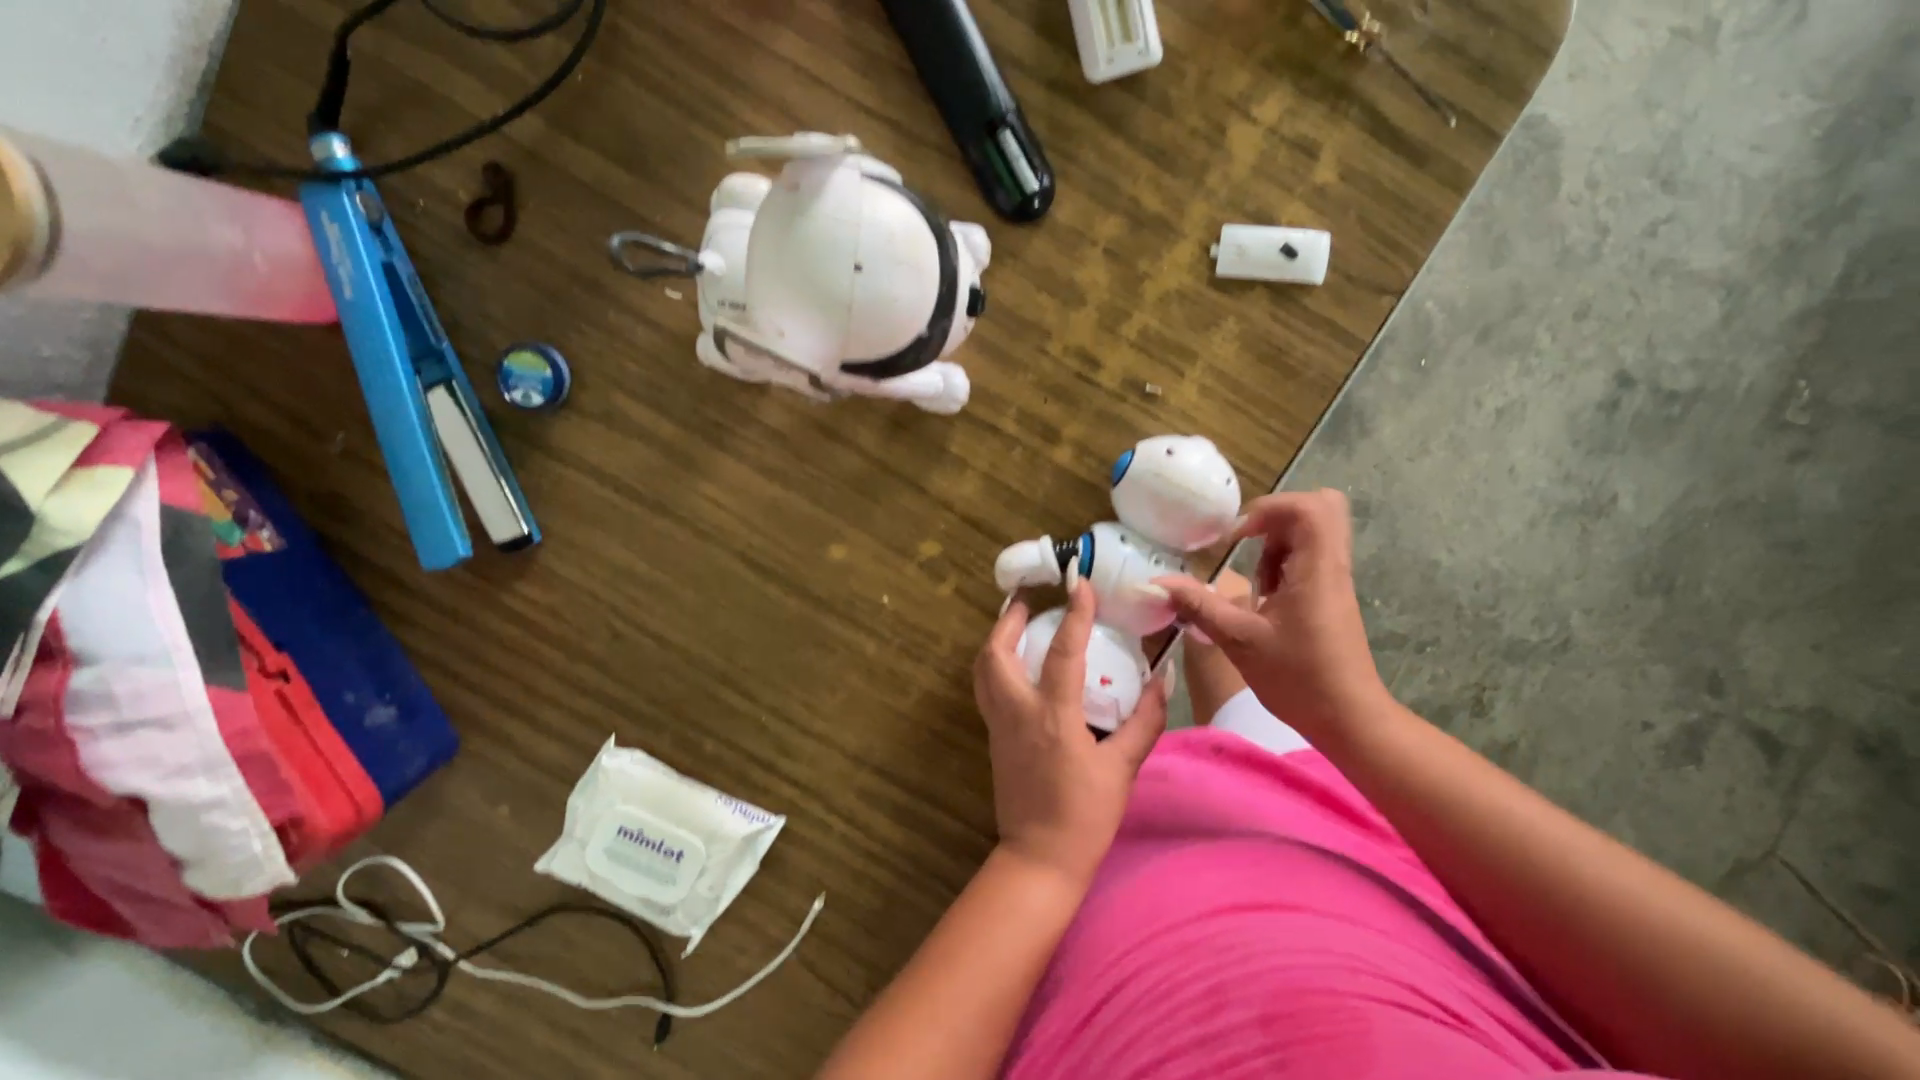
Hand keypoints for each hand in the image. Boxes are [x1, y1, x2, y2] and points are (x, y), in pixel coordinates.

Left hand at [973, 581, 1168, 885]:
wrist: (1040, 857)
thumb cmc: (1085, 815)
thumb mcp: (1123, 767)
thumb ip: (1144, 720)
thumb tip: (1162, 679)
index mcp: (1053, 716)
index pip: (1062, 652)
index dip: (1073, 615)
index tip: (1079, 585)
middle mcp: (1017, 713)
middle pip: (995, 652)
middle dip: (1007, 619)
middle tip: (1026, 599)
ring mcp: (999, 726)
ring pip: (983, 670)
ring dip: (996, 641)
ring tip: (1016, 624)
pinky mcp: (994, 740)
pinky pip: (987, 690)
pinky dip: (997, 666)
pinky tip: (1018, 666)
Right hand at [1154, 489, 1388, 737]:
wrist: (1348, 719)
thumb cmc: (1297, 678)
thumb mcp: (1239, 640)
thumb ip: (1199, 605)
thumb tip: (1157, 583)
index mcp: (1317, 569)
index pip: (1309, 507)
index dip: (1269, 509)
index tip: (1236, 538)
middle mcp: (1332, 567)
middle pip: (1319, 510)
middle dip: (1276, 519)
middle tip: (1248, 546)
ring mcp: (1336, 582)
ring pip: (1314, 535)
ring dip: (1277, 546)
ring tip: (1255, 584)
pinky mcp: (1333, 599)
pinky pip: (1312, 559)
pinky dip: (1284, 567)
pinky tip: (1265, 602)